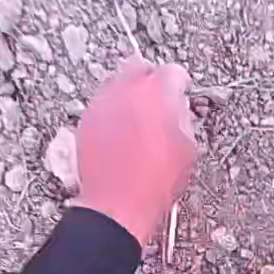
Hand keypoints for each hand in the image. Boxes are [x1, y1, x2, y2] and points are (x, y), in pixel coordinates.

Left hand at [72, 60, 197, 244]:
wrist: (118, 206)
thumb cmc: (154, 184)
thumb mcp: (187, 151)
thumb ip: (185, 121)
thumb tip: (180, 111)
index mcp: (157, 95)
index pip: (173, 72)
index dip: (181, 84)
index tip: (182, 93)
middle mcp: (126, 92)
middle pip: (139, 67)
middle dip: (151, 80)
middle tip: (160, 100)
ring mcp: (102, 105)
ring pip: (117, 84)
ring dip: (130, 95)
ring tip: (140, 119)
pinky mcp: (86, 121)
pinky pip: (102, 105)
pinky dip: (113, 112)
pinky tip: (122, 133)